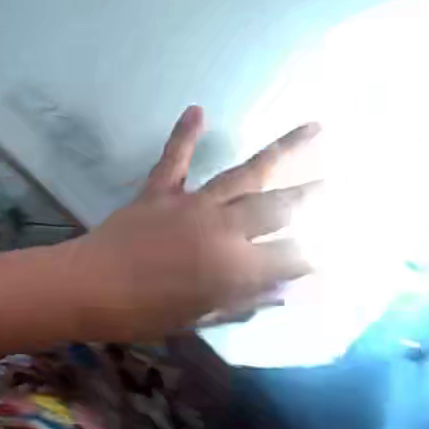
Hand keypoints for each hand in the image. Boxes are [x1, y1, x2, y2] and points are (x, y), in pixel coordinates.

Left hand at [66, 106, 320, 339]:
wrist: (84, 287)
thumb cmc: (138, 314)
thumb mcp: (195, 320)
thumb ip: (241, 304)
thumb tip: (284, 293)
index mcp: (237, 269)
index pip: (293, 257)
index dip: (314, 256)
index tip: (335, 249)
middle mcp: (224, 230)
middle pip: (280, 208)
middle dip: (315, 194)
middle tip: (343, 181)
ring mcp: (191, 206)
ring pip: (245, 174)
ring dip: (284, 149)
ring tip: (317, 127)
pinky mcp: (157, 194)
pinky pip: (174, 160)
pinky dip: (184, 134)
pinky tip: (197, 109)